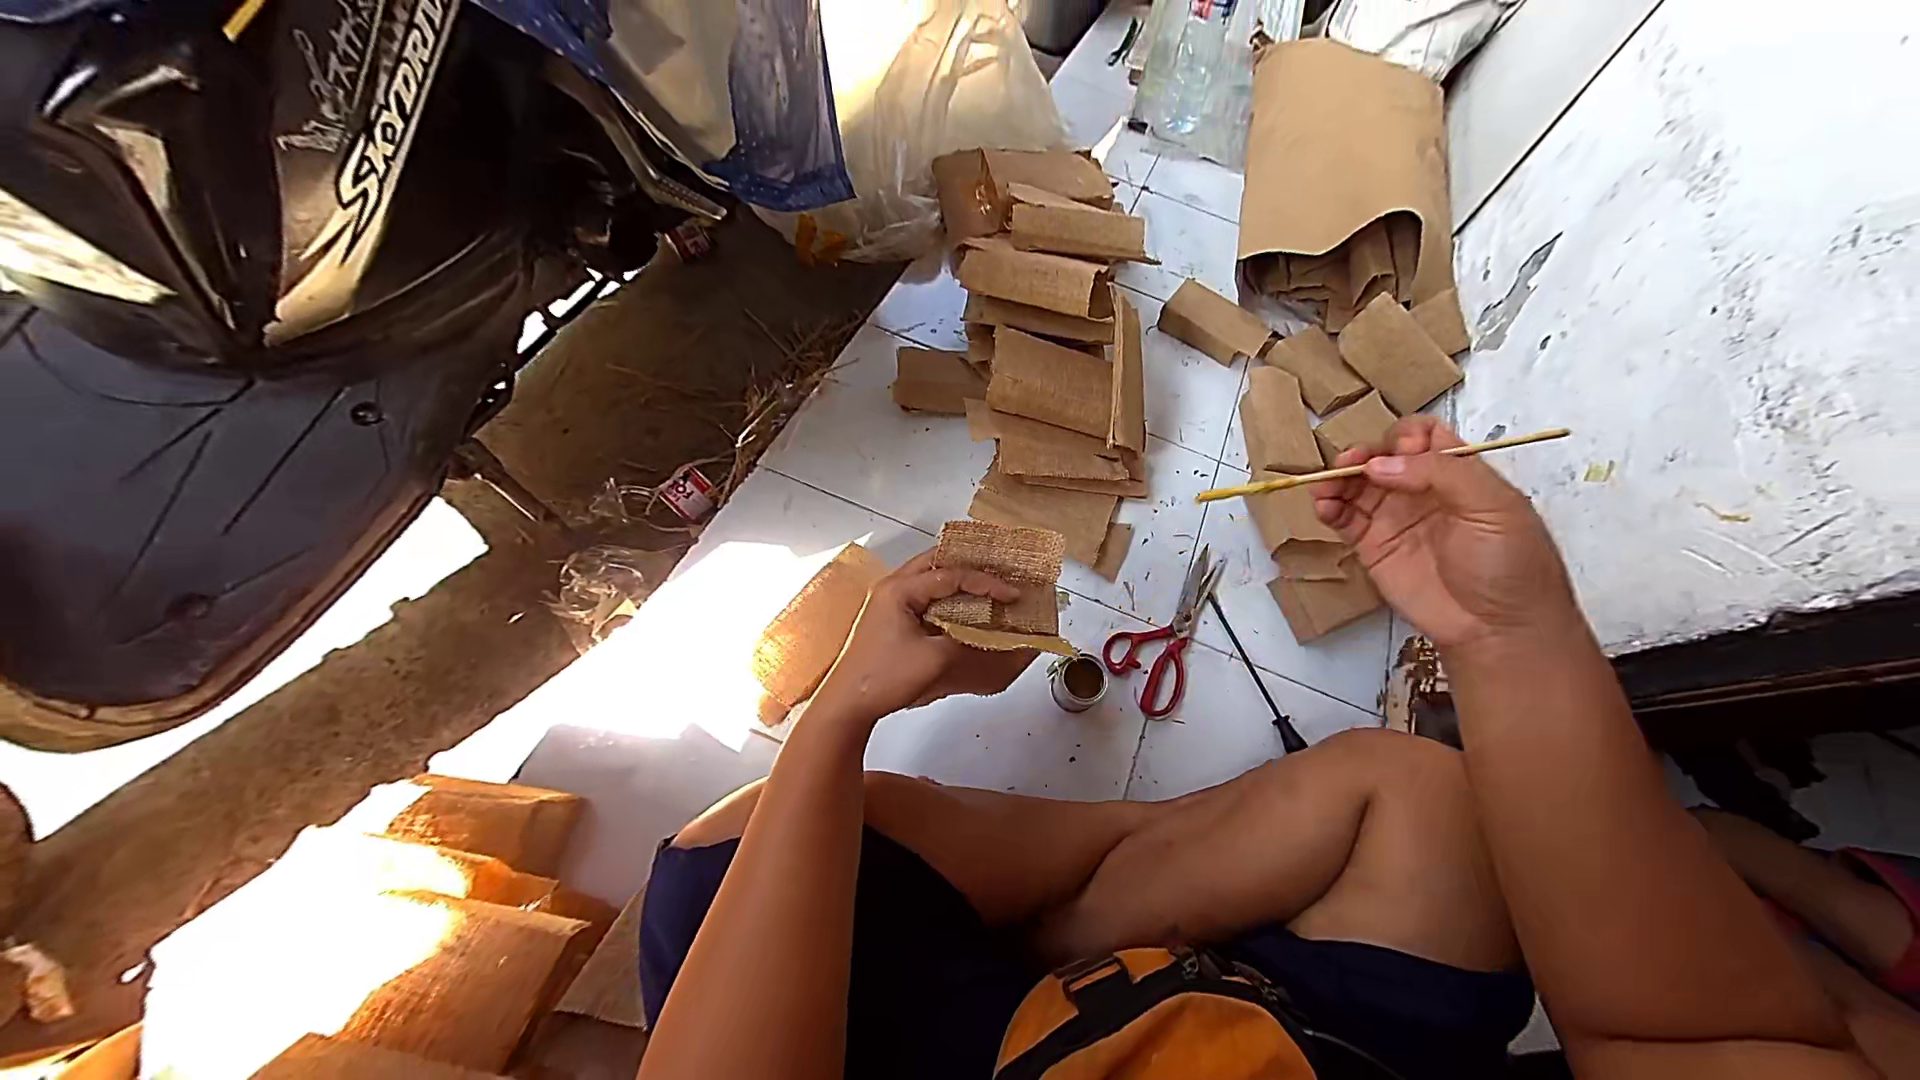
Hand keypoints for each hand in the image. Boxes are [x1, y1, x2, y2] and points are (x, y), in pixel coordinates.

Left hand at [811, 551, 1038, 724]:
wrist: (848, 703)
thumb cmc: (883, 678)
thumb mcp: (934, 658)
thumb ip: (965, 639)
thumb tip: (988, 632)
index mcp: (899, 590)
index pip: (951, 574)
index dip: (985, 582)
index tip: (1010, 593)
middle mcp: (891, 587)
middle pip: (936, 562)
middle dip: (970, 566)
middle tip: (999, 573)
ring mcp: (888, 601)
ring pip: (929, 577)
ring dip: (957, 580)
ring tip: (987, 587)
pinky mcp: (889, 618)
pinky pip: (923, 595)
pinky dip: (946, 596)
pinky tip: (964, 608)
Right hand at [1311, 417, 1581, 652]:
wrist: (1497, 628)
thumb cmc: (1511, 565)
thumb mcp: (1495, 506)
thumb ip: (1442, 474)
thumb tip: (1379, 464)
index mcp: (1457, 473)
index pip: (1422, 436)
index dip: (1404, 437)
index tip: (1400, 452)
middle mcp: (1420, 490)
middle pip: (1379, 457)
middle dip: (1361, 454)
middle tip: (1352, 465)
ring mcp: (1393, 518)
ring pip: (1354, 485)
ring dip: (1336, 478)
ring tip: (1326, 486)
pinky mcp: (1370, 546)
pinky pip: (1342, 518)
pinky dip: (1327, 508)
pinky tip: (1324, 507)